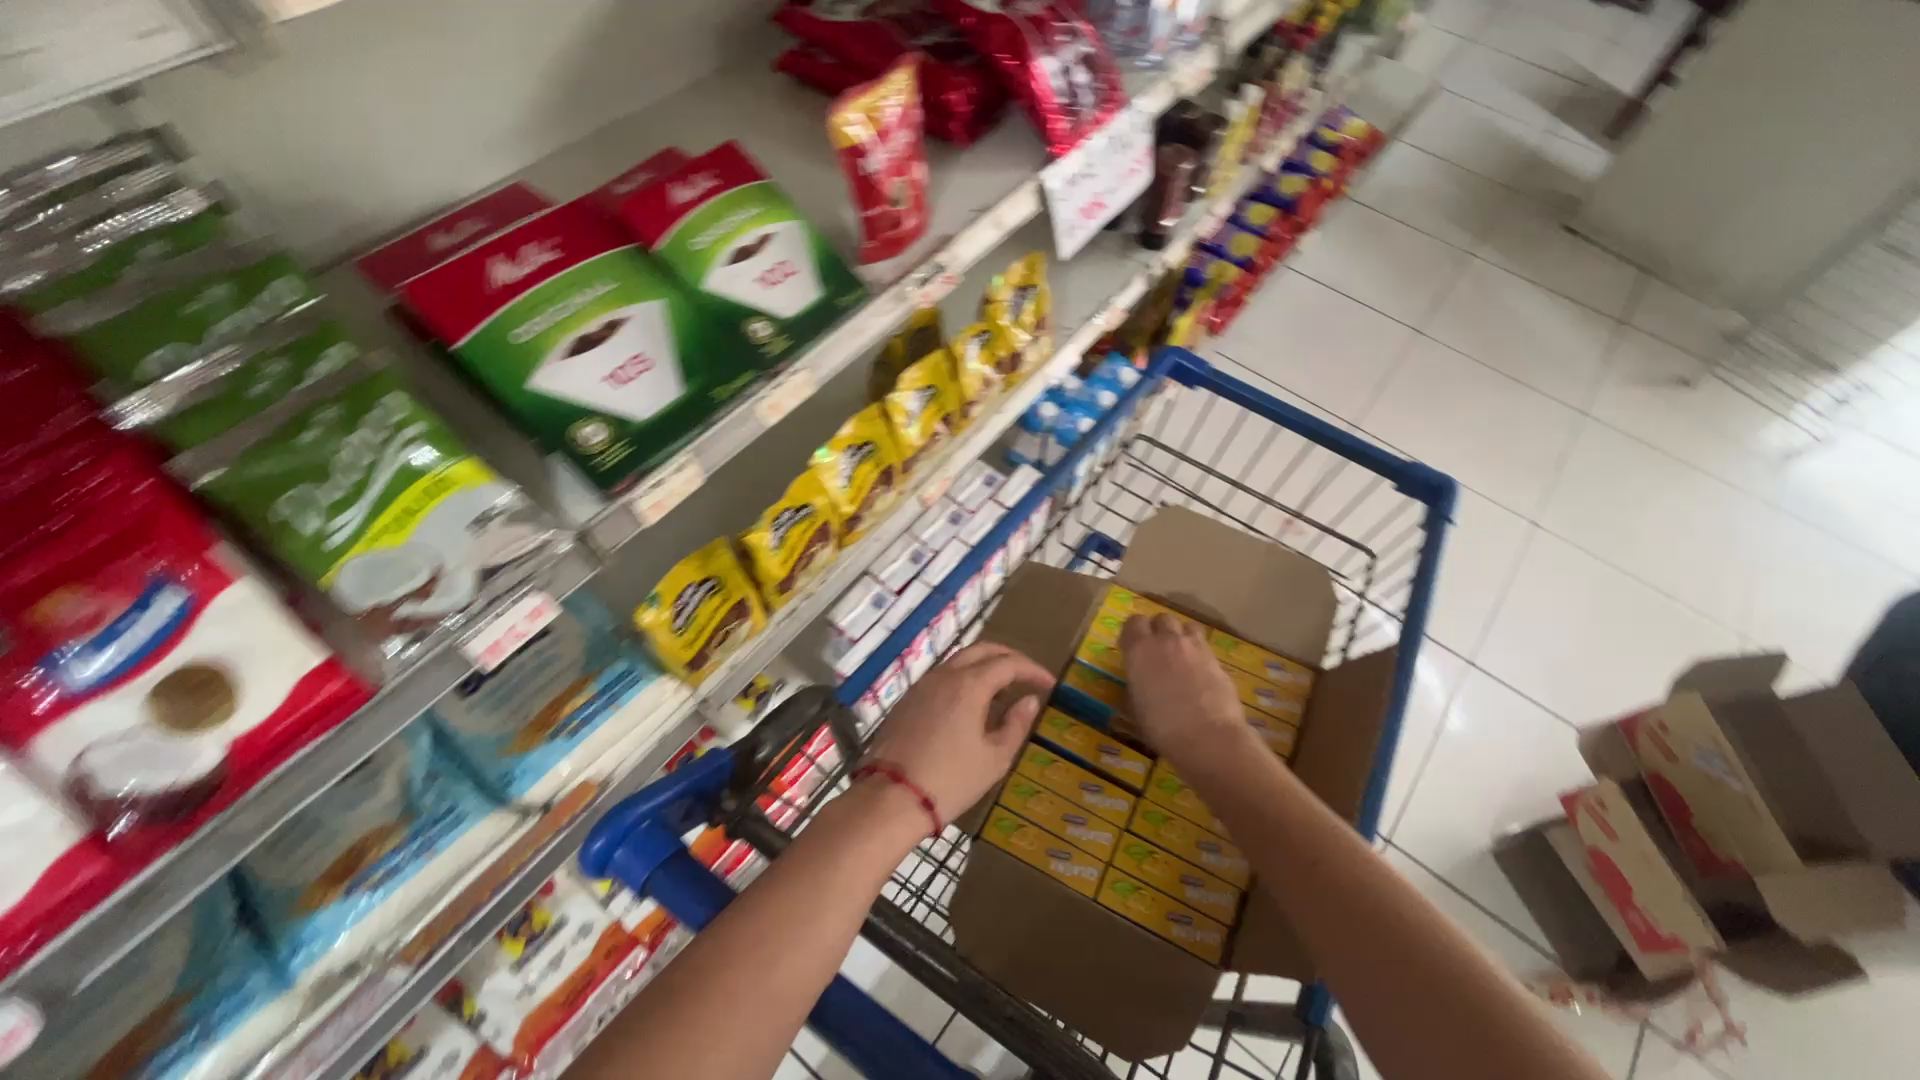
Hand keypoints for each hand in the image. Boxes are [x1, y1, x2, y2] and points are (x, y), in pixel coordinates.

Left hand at [863, 643, 1054, 825]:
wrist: (891, 798)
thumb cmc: (951, 781)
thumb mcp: (994, 758)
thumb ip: (1016, 725)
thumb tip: (1029, 701)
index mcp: (969, 685)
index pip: (1009, 663)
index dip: (1033, 670)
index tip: (1049, 684)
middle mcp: (944, 676)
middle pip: (982, 650)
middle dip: (1009, 658)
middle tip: (1028, 675)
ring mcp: (921, 686)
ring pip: (958, 662)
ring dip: (984, 667)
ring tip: (1002, 692)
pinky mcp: (907, 701)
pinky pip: (941, 678)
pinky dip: (963, 680)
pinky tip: (971, 705)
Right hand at [1121, 614, 1258, 767]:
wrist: (1207, 737)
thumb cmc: (1161, 728)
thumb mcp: (1137, 705)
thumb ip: (1138, 682)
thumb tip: (1142, 679)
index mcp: (1140, 650)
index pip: (1133, 622)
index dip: (1133, 633)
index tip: (1131, 647)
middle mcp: (1167, 641)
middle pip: (1162, 618)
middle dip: (1158, 629)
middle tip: (1157, 650)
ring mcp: (1195, 648)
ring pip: (1187, 627)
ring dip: (1181, 636)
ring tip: (1181, 656)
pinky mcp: (1217, 660)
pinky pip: (1204, 647)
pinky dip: (1199, 654)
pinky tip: (1199, 674)